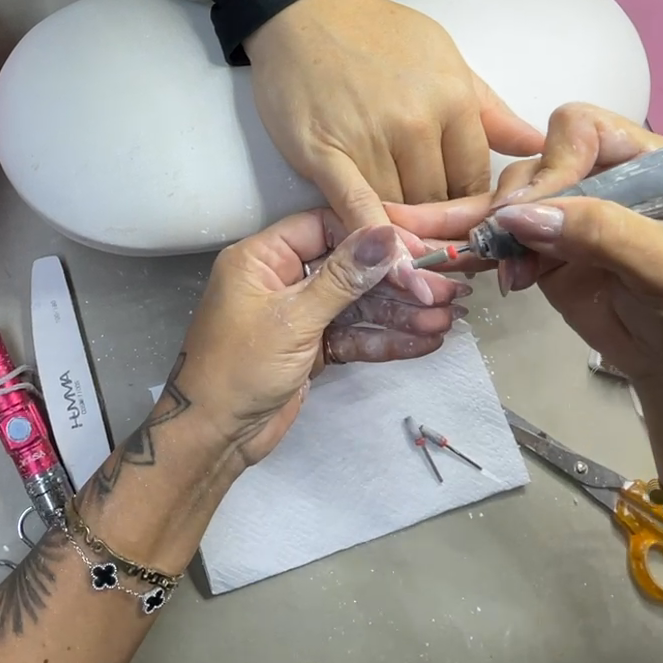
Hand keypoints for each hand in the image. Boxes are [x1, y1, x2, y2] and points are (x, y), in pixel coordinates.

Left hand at [174, 213, 464, 467]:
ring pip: (355, 304)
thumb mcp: (293, 319)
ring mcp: (297, 315)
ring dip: (400, 313)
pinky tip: (425, 342)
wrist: (215, 435)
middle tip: (447, 290)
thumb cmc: (240, 368)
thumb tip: (383, 235)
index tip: (416, 252)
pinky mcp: (310, 346)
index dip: (371, 237)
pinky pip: (352, 334)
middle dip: (396, 281)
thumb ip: (342, 278)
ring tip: (448, 318)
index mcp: (261, 259)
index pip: (324, 227)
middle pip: (347, 268)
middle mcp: (279, 279)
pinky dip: (385, 339)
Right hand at [245, 0, 544, 247]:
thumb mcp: (444, 58)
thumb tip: (537, 144)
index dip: (468, 209)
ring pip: (399, 210)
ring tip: (404, 255)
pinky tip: (384, 259)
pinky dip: (372, 235)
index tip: (460, 225)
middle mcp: (417, 125)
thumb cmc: (374, 34)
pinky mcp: (325, 155)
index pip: (472, 179)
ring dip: (403, 233)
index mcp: (453, 101)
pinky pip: (355, 205)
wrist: (302, 15)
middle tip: (431, 244)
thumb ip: (488, 108)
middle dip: (436, 226)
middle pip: (437, 201)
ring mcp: (370, 141)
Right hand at [474, 105, 662, 412]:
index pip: (581, 132)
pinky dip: (478, 249)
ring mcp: (568, 218)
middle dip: (512, 204)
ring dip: (488, 230)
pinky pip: (500, 240)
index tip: (539, 211)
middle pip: (534, 165)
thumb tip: (515, 216)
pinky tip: (462, 262)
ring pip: (508, 201)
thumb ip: (599, 232)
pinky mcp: (543, 253)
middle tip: (506, 246)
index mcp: (646, 165)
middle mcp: (602, 181)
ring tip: (483, 261)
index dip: (553, 163)